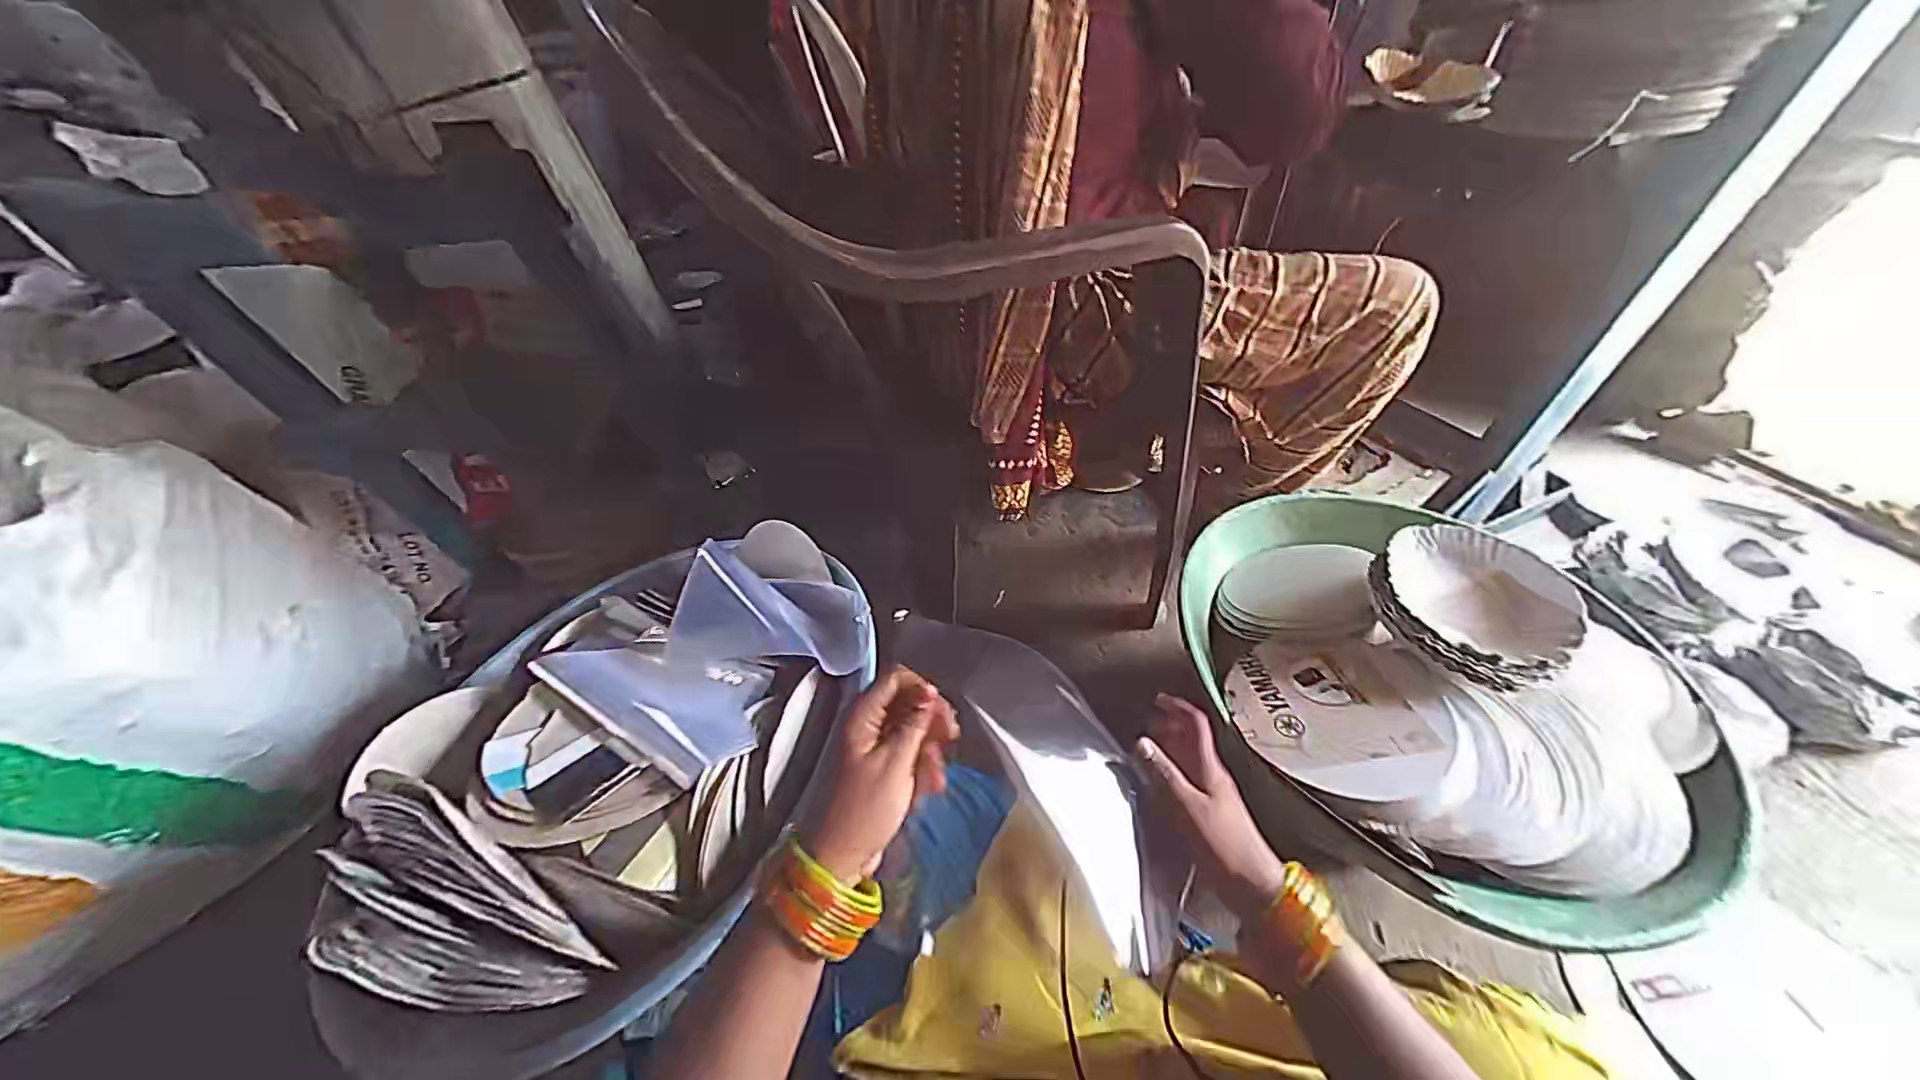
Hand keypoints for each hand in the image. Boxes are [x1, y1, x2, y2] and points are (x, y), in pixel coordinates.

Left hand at [805, 667, 959, 880]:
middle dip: (931, 719)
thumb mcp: (896, 764)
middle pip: (907, 701)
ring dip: (929, 747)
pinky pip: (908, 751)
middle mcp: (866, 725)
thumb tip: (929, 694)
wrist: (841, 856)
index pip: (896, 678)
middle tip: (949, 738)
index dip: (923, 688)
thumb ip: (914, 725)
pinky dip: (921, 764)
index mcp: (862, 717)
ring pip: (912, 728)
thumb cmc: (864, 811)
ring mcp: (874, 745)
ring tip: (936, 775)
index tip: (942, 710)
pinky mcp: (881, 766)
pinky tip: (929, 785)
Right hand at [1136, 694, 1288, 918]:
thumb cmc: (1225, 848)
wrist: (1254, 888)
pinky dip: (1171, 771)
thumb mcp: (1187, 808)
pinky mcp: (1210, 812)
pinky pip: (1188, 779)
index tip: (1157, 700)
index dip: (1177, 707)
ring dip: (1169, 747)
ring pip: (1189, 758)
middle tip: (1147, 722)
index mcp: (1210, 769)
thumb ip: (1164, 775)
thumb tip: (1142, 744)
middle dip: (1169, 725)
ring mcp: (1213, 794)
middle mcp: (1213, 776)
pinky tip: (1159, 781)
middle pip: (1192, 738)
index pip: (1196, 724)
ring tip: (1148, 746)